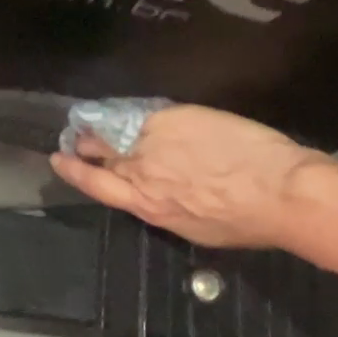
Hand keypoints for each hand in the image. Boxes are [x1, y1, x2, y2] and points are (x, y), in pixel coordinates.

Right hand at [49, 105, 337, 247]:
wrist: (278, 191)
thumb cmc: (246, 221)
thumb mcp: (195, 228)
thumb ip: (165, 208)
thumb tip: (155, 195)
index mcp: (147, 206)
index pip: (97, 186)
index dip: (74, 172)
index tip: (58, 159)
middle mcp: (142, 171)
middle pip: (102, 153)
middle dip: (85, 144)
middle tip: (76, 136)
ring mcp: (156, 140)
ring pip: (117, 129)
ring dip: (101, 124)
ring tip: (93, 117)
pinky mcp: (174, 117)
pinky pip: (142, 112)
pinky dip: (130, 111)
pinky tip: (127, 108)